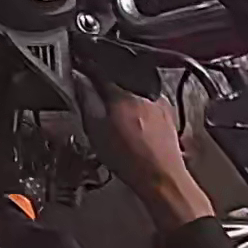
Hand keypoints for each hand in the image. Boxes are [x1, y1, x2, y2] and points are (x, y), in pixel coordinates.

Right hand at [75, 69, 215, 230]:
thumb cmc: (130, 160)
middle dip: (106, 84)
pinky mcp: (167, 112)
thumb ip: (87, 101)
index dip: (88, 68)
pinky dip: (137, 106)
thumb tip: (80, 81)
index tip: (81, 69)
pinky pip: (147, 100)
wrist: (161, 178)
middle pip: (119, 78)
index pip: (101, 71)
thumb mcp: (96, 131)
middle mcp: (142, 92)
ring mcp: (157, 101)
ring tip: (116, 117)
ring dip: (123, 96)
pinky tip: (133, 124)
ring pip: (134, 89)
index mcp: (122, 94)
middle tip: (96, 97)